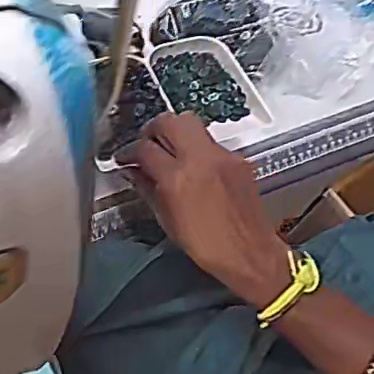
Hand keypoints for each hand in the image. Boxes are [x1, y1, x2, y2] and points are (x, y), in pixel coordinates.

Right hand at [125, 112, 291, 308]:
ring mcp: (222, 155)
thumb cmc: (204, 245)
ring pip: (192, 125)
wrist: (249, 253)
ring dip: (175, 134)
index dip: (129, 151)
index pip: (145, 149)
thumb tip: (132, 171)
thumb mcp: (167, 220)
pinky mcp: (238, 159)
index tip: (124, 158)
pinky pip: (210, 143)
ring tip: (168, 154)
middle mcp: (200, 158)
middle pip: (169, 121)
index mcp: (177, 178)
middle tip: (146, 146)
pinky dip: (196, 149)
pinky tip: (194, 169)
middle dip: (153, 129)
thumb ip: (147, 189)